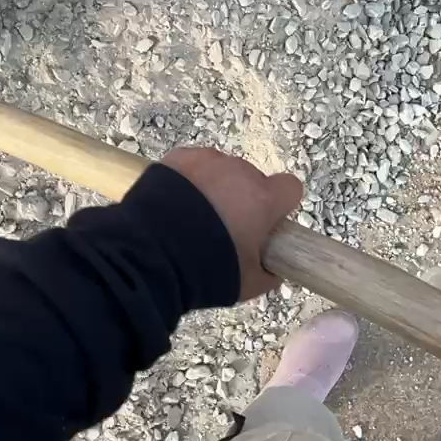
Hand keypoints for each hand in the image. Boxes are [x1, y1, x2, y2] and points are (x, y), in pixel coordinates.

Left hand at [161, 147, 303, 301]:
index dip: (280, 205)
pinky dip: (187, 180)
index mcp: (264, 199)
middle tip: (221, 227)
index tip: (266, 222)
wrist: (151, 254)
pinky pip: (192, 165)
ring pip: (220, 171)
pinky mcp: (178, 158)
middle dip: (242, 199)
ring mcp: (207, 161)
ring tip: (191, 217)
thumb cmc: (207, 269)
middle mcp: (240, 172)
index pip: (290, 188)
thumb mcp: (247, 283)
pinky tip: (173, 202)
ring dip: (214, 187)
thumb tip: (274, 270)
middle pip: (251, 180)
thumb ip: (267, 272)